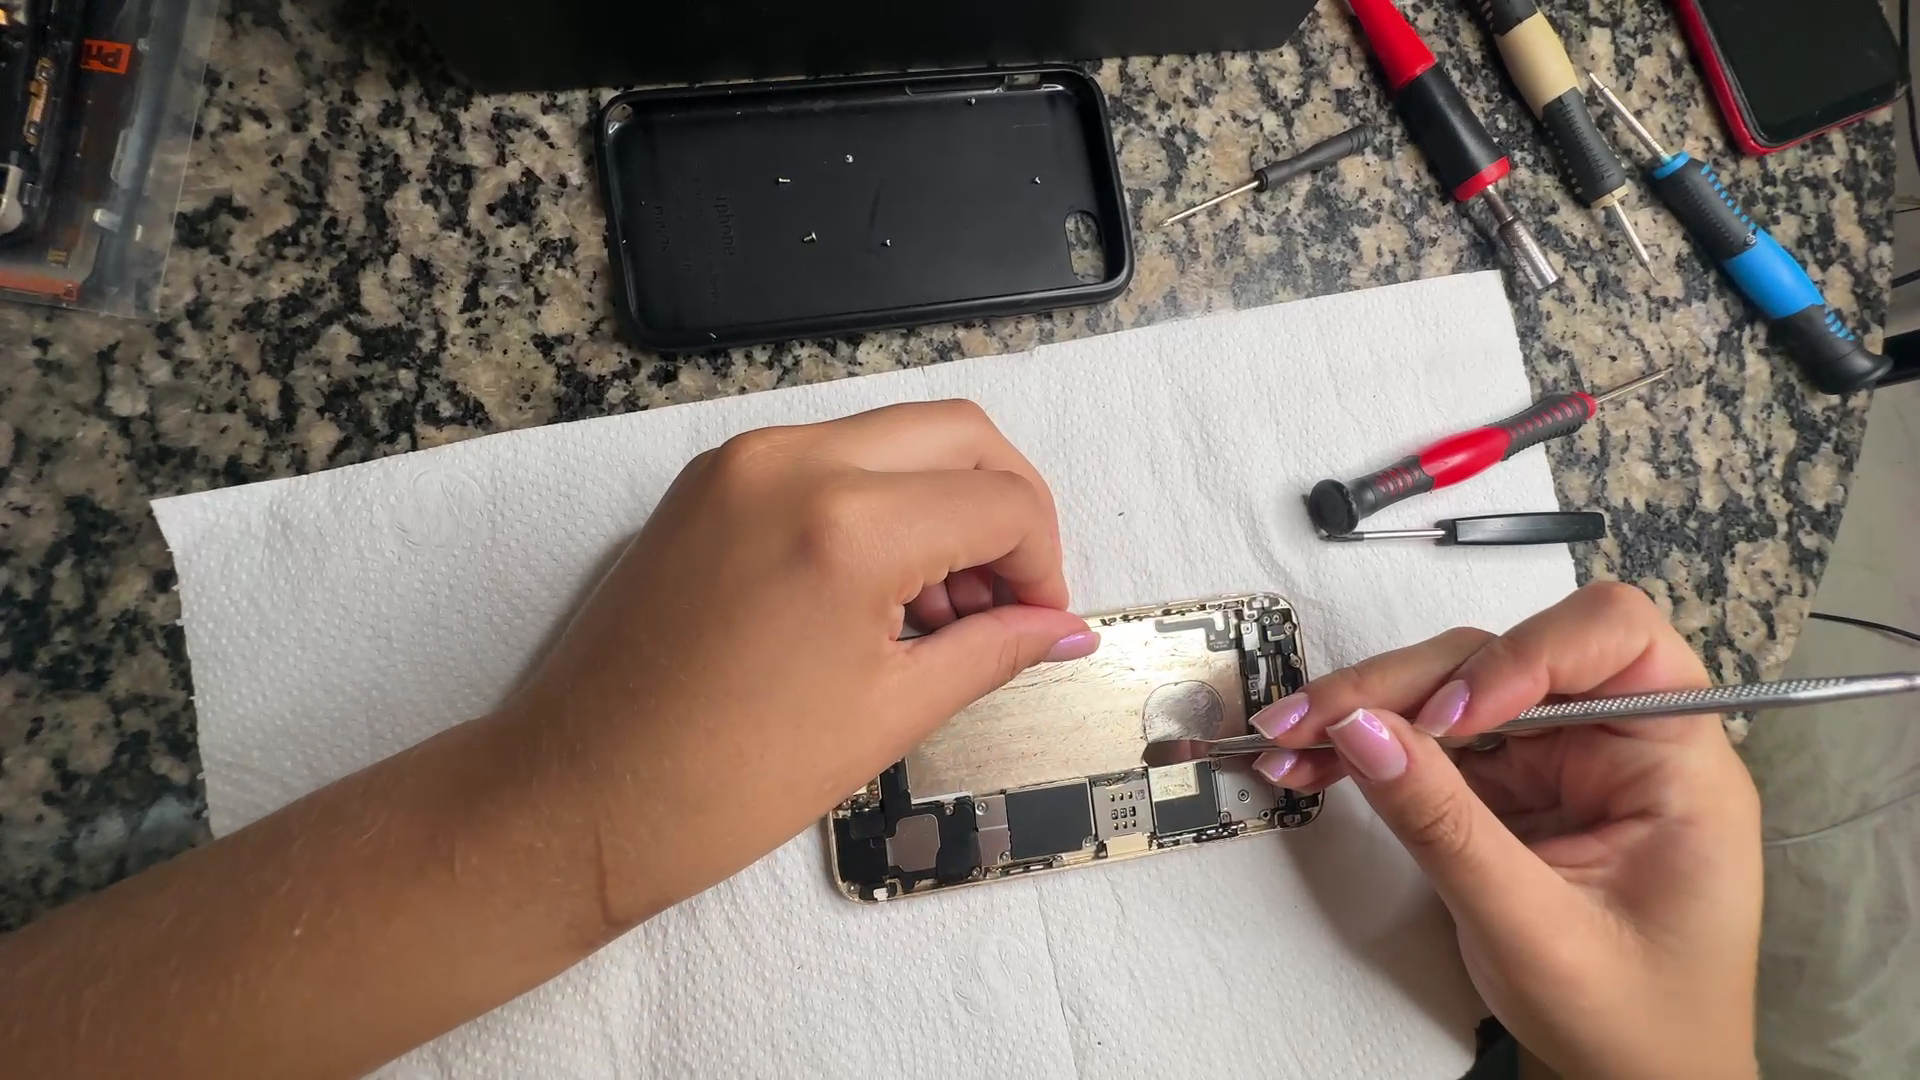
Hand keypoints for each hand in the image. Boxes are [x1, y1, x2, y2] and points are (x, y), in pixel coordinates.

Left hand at [501, 401, 1097, 923]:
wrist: (574, 797)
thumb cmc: (731, 778)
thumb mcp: (892, 712)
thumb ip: (995, 650)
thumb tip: (1066, 631)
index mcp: (849, 524)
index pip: (1002, 502)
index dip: (1042, 563)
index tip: (1037, 620)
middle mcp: (796, 460)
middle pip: (961, 433)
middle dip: (1009, 506)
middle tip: (1007, 591)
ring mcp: (745, 457)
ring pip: (898, 434)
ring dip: (946, 499)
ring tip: (941, 599)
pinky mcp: (715, 475)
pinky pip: (835, 454)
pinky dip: (884, 498)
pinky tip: (879, 578)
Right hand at [1253, 583, 1761, 1079]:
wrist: (1629, 1077)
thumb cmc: (1627, 1020)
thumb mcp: (1533, 929)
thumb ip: (1442, 821)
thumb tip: (1356, 727)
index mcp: (1668, 758)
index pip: (1609, 639)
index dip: (1521, 656)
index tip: (1447, 717)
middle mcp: (1602, 734)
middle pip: (1485, 656)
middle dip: (1390, 687)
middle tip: (1304, 724)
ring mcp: (1540, 749)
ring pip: (1433, 685)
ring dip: (1353, 708)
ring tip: (1285, 742)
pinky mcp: (1490, 771)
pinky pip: (1410, 729)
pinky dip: (1352, 742)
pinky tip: (1306, 760)